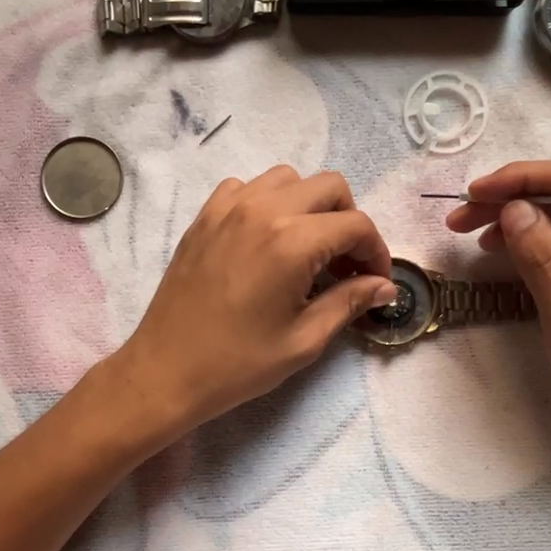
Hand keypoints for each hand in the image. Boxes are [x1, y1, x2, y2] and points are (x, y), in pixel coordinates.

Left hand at [111, 166, 396, 430]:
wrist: (165, 371)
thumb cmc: (237, 364)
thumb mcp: (303, 339)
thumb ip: (349, 302)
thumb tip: (384, 286)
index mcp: (291, 241)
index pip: (355, 224)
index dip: (376, 252)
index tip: (375, 281)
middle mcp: (261, 210)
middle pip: (328, 187)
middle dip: (348, 221)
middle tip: (345, 265)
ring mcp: (227, 209)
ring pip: (287, 180)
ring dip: (309, 206)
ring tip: (307, 251)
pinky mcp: (203, 218)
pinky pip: (246, 189)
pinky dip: (267, 203)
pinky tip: (265, 242)